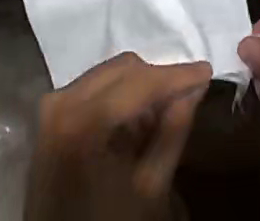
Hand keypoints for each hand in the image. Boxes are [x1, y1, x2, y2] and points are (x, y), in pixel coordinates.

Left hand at [26, 53, 211, 220]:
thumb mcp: (149, 190)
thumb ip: (172, 133)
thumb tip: (194, 88)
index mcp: (84, 121)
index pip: (141, 81)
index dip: (178, 74)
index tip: (208, 70)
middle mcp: (63, 99)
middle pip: (125, 69)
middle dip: (159, 79)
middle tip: (189, 95)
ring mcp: (53, 103)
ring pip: (112, 72)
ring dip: (142, 86)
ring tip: (163, 112)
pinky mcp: (51, 112)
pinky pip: (96, 84)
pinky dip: (121, 94)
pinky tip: (137, 119)